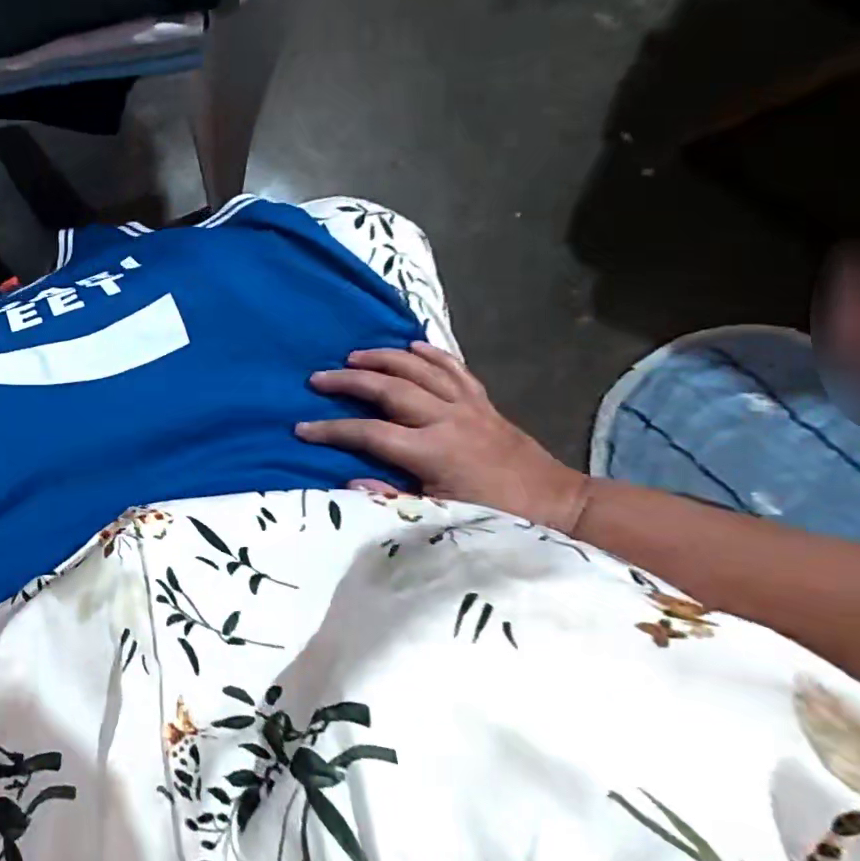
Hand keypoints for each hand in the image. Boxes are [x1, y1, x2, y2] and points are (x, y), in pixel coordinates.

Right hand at [297, 342, 590, 531]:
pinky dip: (433, 355)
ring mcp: (469, 407)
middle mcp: (448, 420)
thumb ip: (392, 497)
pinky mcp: (484, 403)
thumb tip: (349, 480)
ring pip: (420, 370)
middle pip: (390, 389)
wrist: (559, 504)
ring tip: (354, 355)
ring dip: (384, 359)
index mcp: (432, 451)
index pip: (368, 432)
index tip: (301, 428)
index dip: (331, 430)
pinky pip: (455, 369)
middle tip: (318, 378)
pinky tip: (412, 346)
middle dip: (350, 381)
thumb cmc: (495, 514)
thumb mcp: (440, 514)